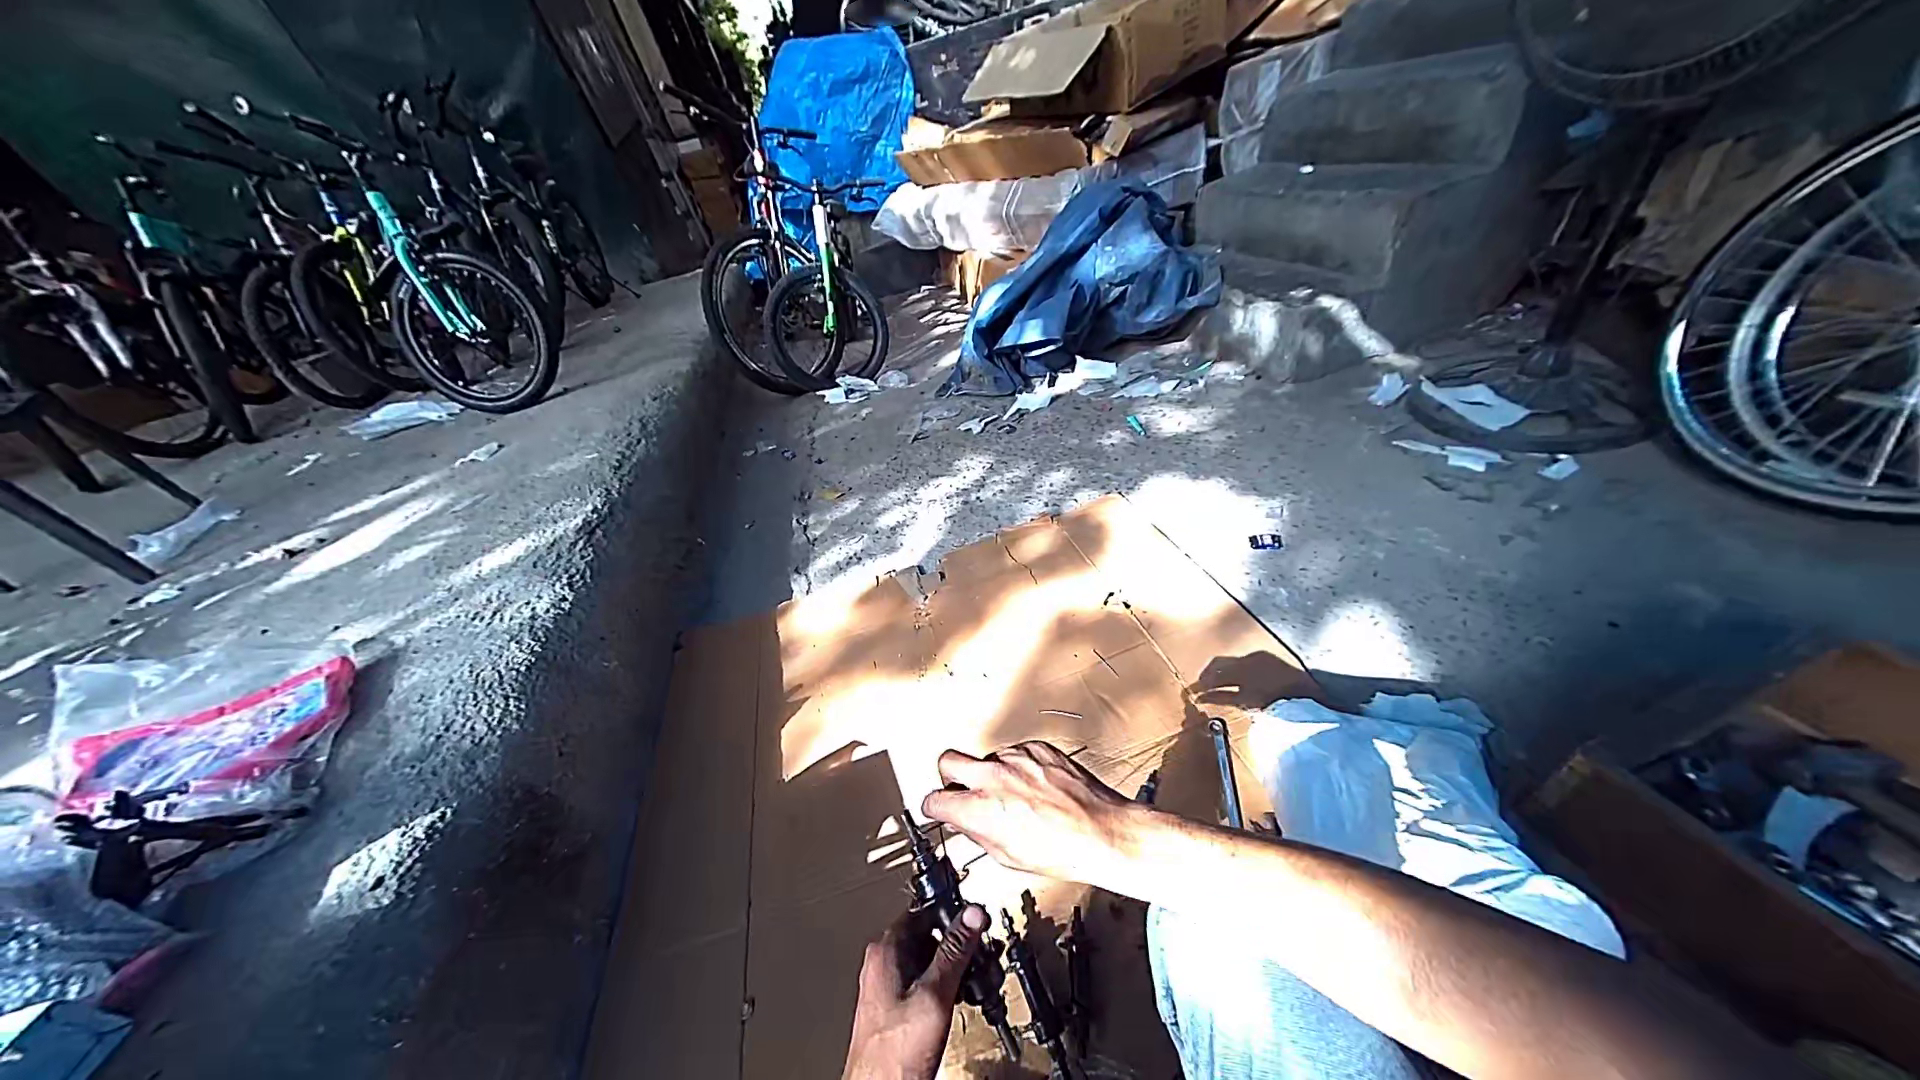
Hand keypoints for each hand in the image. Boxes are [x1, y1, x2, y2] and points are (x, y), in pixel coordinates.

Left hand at [842, 903, 987, 1079]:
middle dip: (954, 942)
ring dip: (950, 965)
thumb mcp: (935, 996)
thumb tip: (970, 915)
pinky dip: (940, 985)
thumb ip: (954, 952)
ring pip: (924, 960)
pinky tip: (954, 1000)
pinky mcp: (891, 1009)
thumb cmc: (895, 1056)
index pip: (923, 912)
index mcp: (885, 952)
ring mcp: (884, 988)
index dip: (951, 913)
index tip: (974, 919)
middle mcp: (880, 964)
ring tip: (971, 977)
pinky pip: (920, 983)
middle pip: (924, 935)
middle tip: (978, 951)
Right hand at [920, 742, 1138, 884]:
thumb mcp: (1007, 855)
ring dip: (992, 774)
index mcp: (981, 809)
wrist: (1102, 831)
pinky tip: (1035, 787)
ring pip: (987, 758)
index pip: (935, 798)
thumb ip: (977, 833)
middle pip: (948, 760)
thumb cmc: (1063, 851)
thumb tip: (962, 821)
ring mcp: (1016, 758)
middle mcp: (994, 777)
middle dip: (949, 775)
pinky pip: (1016, 753)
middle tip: (961, 788)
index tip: (938, 807)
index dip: (934, 806)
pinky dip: (1020, 768)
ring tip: (1016, 795)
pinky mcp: (1037, 747)